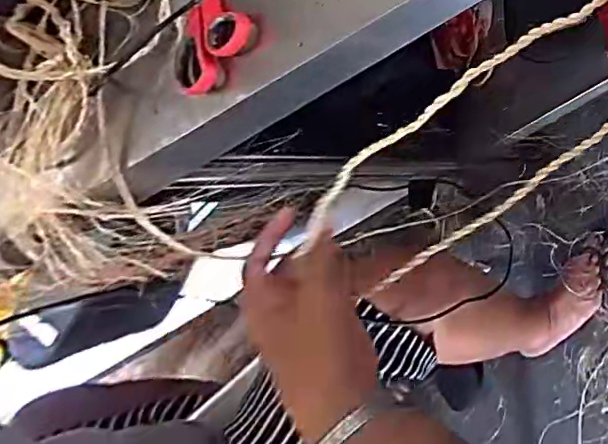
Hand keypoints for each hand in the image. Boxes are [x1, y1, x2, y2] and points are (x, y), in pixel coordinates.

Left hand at [242, 208, 379, 440]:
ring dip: (325, 260)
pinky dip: (338, 275)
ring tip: (341, 249)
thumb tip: (321, 224)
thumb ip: (319, 258)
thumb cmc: (317, 355)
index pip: (256, 261)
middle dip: (306, 245)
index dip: (271, 235)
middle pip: (286, 266)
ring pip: (309, 277)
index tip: (291, 212)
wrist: (340, 396)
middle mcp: (277, 311)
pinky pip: (327, 290)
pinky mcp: (323, 324)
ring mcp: (300, 319)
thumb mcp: (318, 297)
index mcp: (262, 306)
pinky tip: (351, 272)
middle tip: (328, 228)